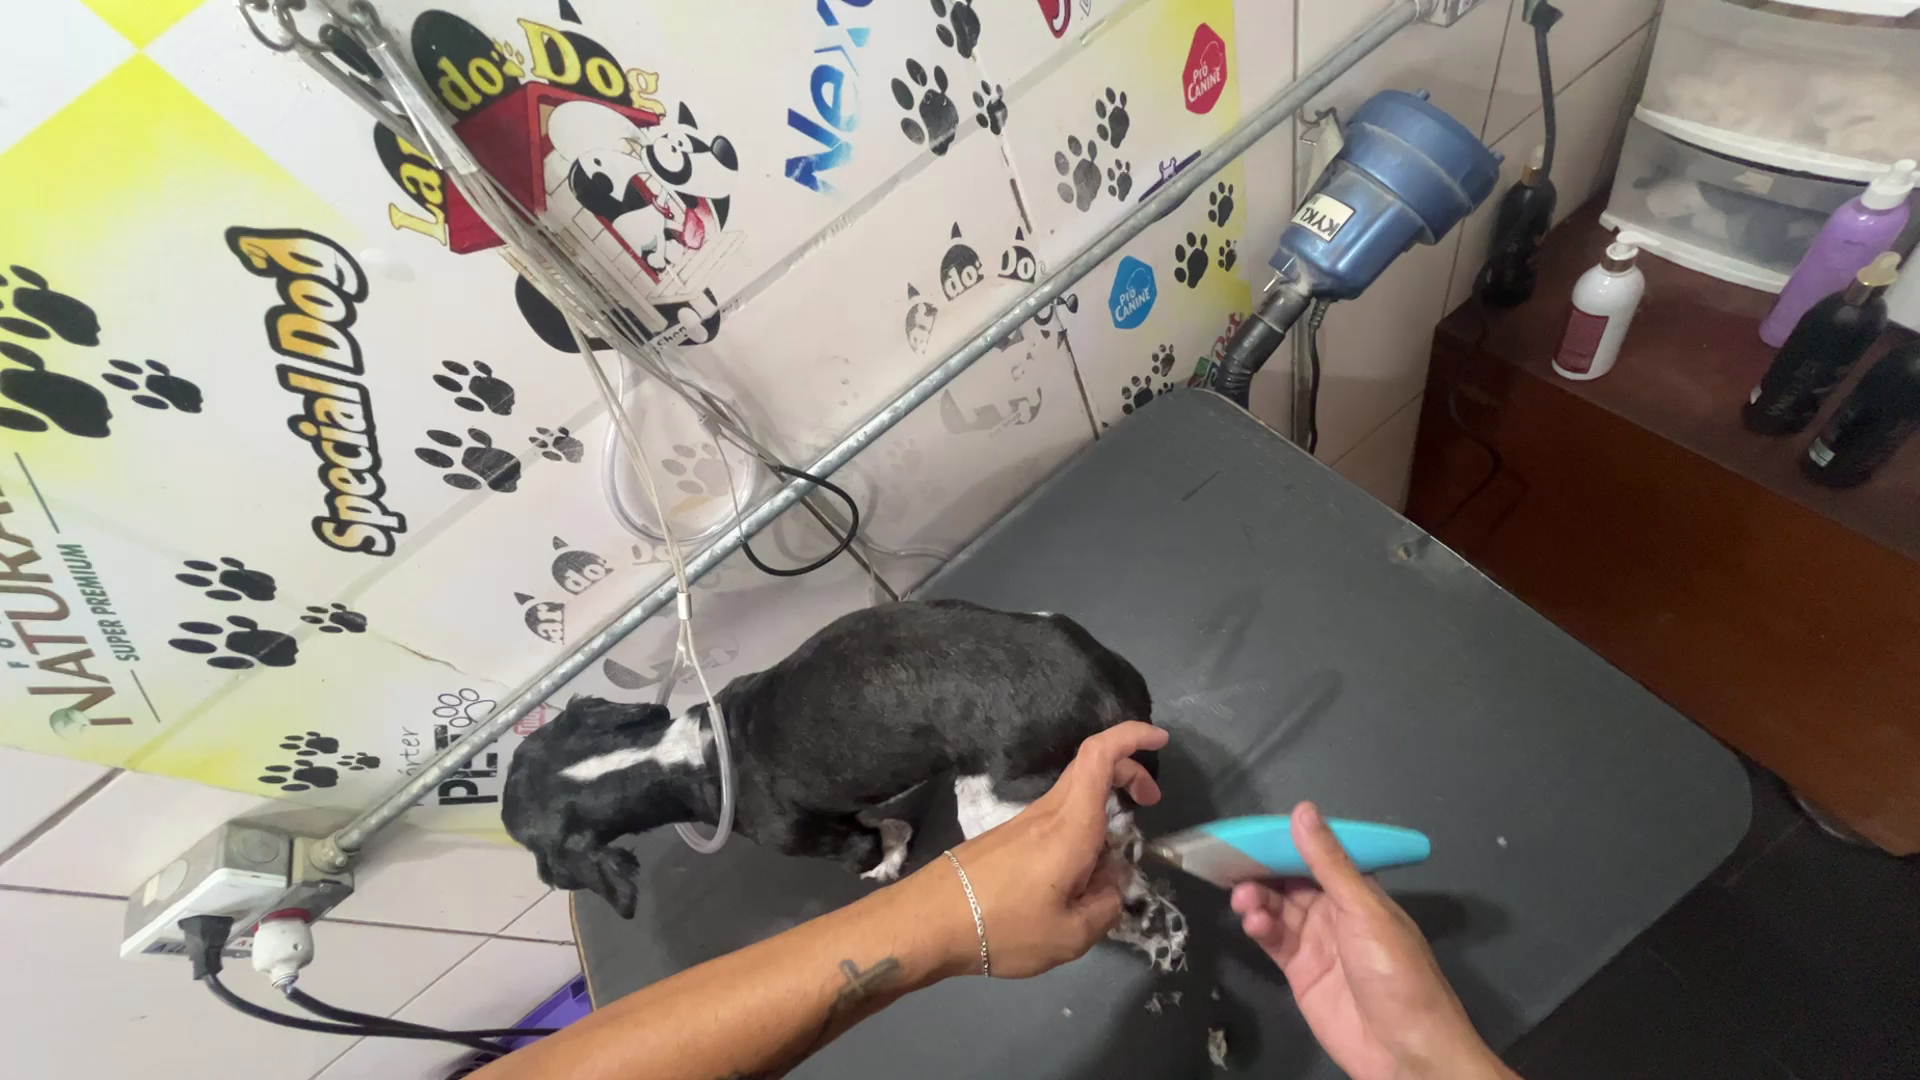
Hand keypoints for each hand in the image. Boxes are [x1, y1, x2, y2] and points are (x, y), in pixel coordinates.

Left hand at [917, 721, 1167, 978]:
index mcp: (1070, 825)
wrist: (931, 920)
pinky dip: (1084, 828)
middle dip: (1129, 772)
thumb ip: (1106, 905)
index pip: (1100, 755)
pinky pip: (1060, 818)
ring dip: (1106, 808)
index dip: (1131, 736)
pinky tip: (1079, 877)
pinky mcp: (1012, 836)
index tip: (1160, 739)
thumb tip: (1115, 879)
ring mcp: (1027, 821)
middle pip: (1092, 767)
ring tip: (1112, 868)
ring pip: (1077, 794)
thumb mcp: (1071, 935)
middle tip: (1151, 803)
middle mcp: (1049, 812)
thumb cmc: (1005, 925)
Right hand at [1232, 802, 1513, 1079]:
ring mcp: (1315, 942)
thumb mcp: (1364, 911)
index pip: (1313, 855)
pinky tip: (1253, 924)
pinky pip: (1272, 938)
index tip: (1250, 831)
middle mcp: (1334, 912)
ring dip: (1256, 899)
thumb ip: (1329, 862)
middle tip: (1235, 866)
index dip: (1283, 842)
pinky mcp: (1299, 970)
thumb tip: (1303, 809)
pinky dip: (1258, 927)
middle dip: (1261, 871)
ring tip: (1244, 902)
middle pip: (1287, 880)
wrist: (1409, 1058)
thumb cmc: (1397, 975)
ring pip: (1275, 907)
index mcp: (1356, 892)